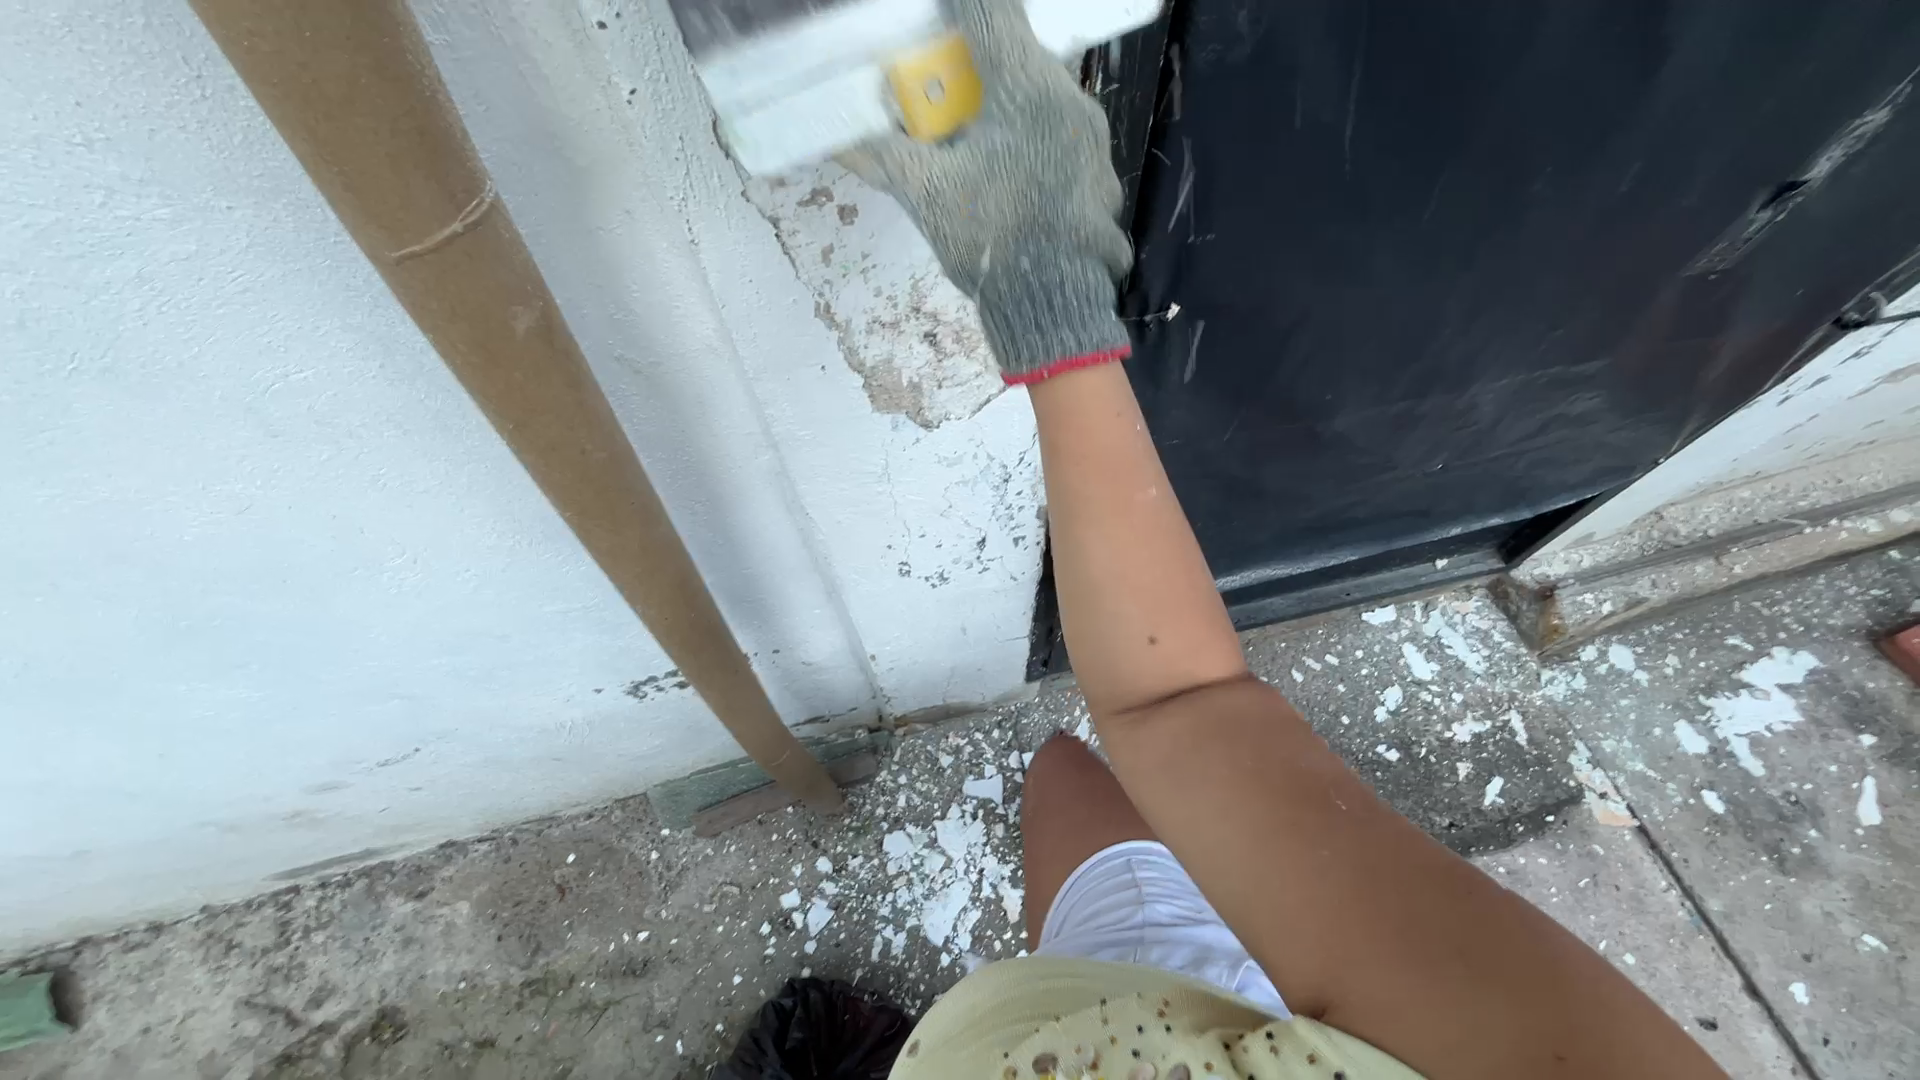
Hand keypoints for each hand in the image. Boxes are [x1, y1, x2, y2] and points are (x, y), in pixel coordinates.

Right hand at [843, 0, 1133, 383]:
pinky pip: (1066, 146)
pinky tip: (1019, 186)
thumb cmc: (992, 244)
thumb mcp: (929, 197)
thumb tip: (838, 139)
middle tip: (953, 101)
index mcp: (1028, 91)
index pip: (992, 10)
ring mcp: (1096, 144)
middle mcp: (1072, 103)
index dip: (960, 5)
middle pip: (1022, 59)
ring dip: (1013, 114)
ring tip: (985, 155)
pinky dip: (1038, 152)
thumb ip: (884, 157)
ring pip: (1046, 105)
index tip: (941, 15)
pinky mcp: (1104, 179)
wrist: (1054, 308)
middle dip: (984, 70)